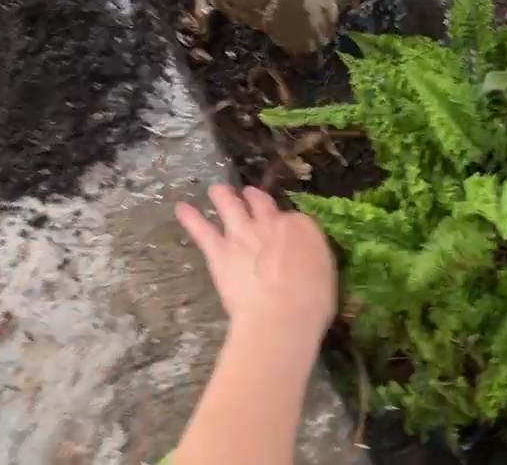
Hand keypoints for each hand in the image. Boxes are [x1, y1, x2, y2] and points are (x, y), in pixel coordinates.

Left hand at [175, 184, 337, 342]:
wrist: (280, 316)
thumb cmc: (312, 304)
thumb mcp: (325, 274)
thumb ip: (312, 258)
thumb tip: (305, 259)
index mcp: (302, 227)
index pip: (293, 218)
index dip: (286, 223)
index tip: (283, 229)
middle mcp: (270, 222)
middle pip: (260, 201)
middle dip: (253, 197)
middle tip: (248, 194)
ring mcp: (242, 233)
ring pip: (229, 204)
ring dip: (222, 195)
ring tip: (216, 190)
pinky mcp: (219, 250)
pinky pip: (202, 230)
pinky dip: (190, 218)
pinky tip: (181, 209)